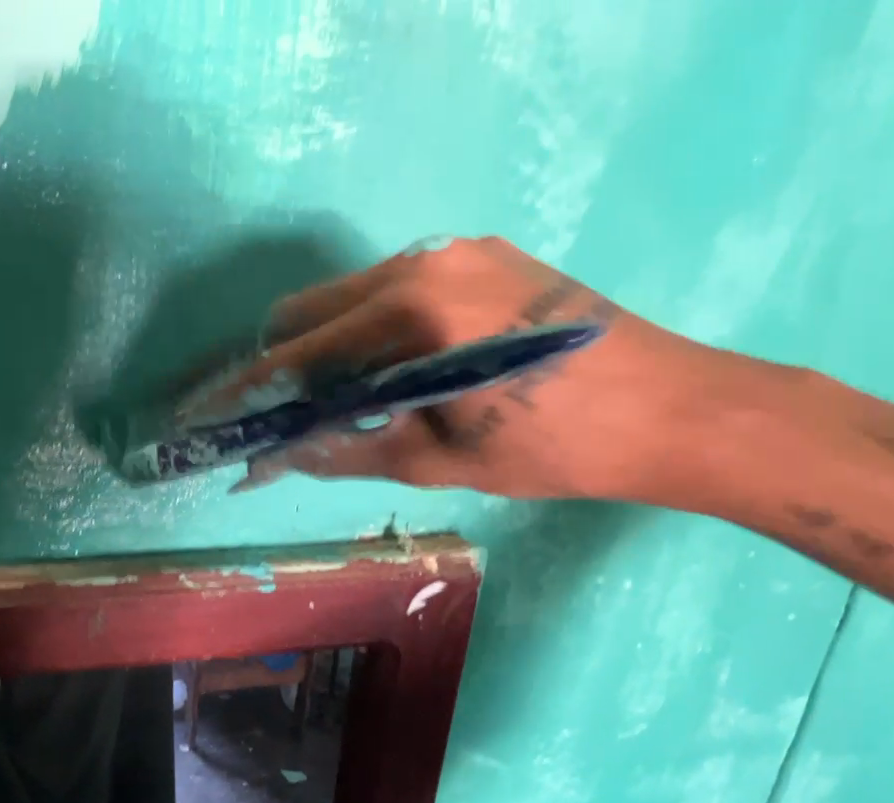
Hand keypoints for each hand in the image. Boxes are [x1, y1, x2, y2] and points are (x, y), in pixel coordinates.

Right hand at [185, 236, 766, 500]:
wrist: (684, 411)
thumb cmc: (558, 446)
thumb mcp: (439, 457)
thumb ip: (346, 450)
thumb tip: (275, 460)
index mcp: (413, 306)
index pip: (300, 348)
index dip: (249, 387)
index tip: (209, 410)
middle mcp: (428, 260)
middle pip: (316, 308)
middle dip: (286, 363)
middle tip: (279, 417)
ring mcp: (462, 251)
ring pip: (357, 295)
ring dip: (332, 345)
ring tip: (338, 402)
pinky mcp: (489, 257)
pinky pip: (401, 288)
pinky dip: (376, 328)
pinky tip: (393, 371)